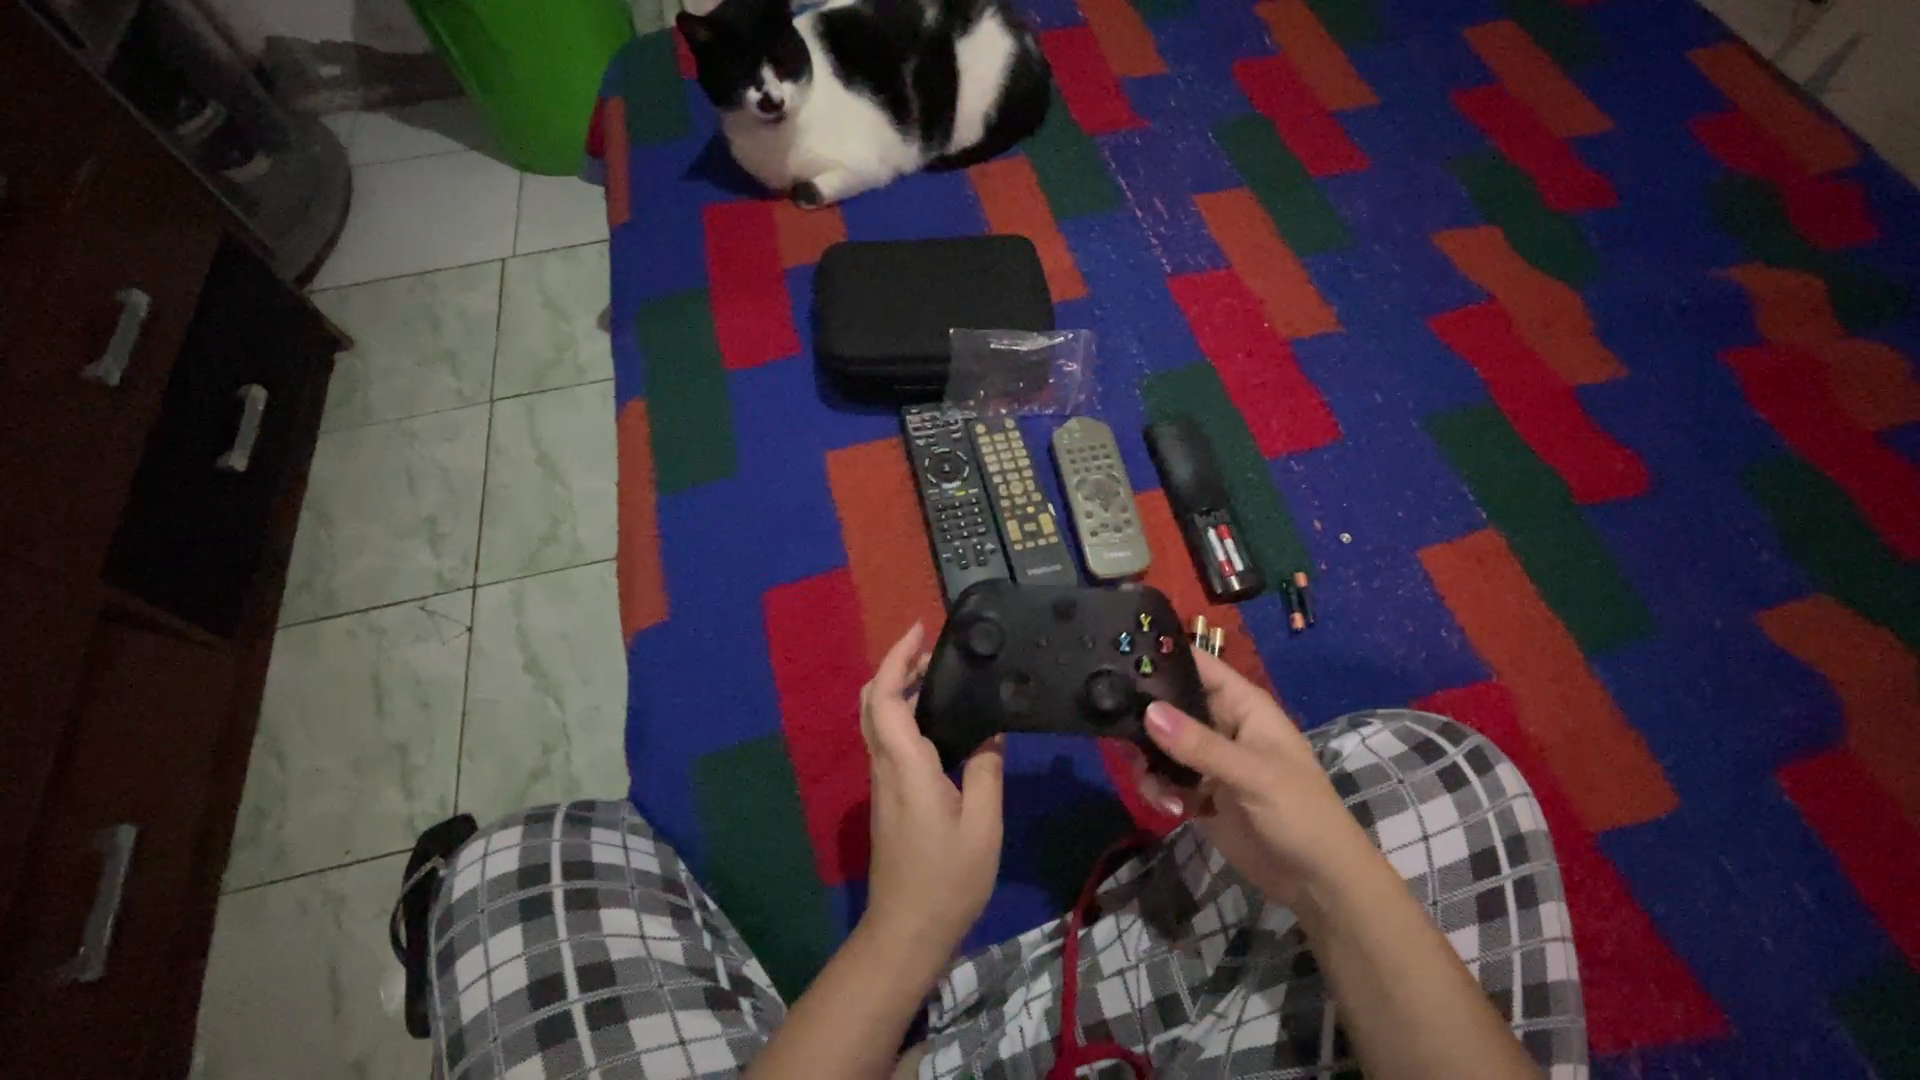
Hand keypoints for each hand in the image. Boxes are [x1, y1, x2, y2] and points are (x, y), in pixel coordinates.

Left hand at [858, 623, 1005, 955]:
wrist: (907, 930)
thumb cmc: (947, 879)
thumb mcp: (982, 824)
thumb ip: (985, 769)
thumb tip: (990, 730)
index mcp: (905, 765)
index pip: (887, 697)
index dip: (897, 658)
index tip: (920, 630)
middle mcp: (885, 766)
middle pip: (873, 702)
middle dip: (897, 666)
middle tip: (935, 651)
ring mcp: (882, 782)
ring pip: (878, 720)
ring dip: (901, 689)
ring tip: (944, 677)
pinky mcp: (888, 797)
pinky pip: (889, 740)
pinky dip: (906, 715)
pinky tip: (942, 722)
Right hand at [1131, 651, 1375, 906]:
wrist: (1317, 882)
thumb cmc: (1301, 814)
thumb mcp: (1254, 775)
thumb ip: (1200, 745)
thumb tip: (1147, 712)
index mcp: (1243, 706)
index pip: (1199, 666)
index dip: (1164, 657)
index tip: (1119, 656)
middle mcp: (1221, 726)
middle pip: (1170, 704)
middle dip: (1143, 717)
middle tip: (1114, 729)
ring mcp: (1207, 761)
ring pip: (1159, 745)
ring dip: (1149, 765)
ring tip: (1157, 790)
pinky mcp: (1197, 793)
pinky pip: (1163, 779)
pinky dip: (1158, 790)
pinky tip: (1170, 809)